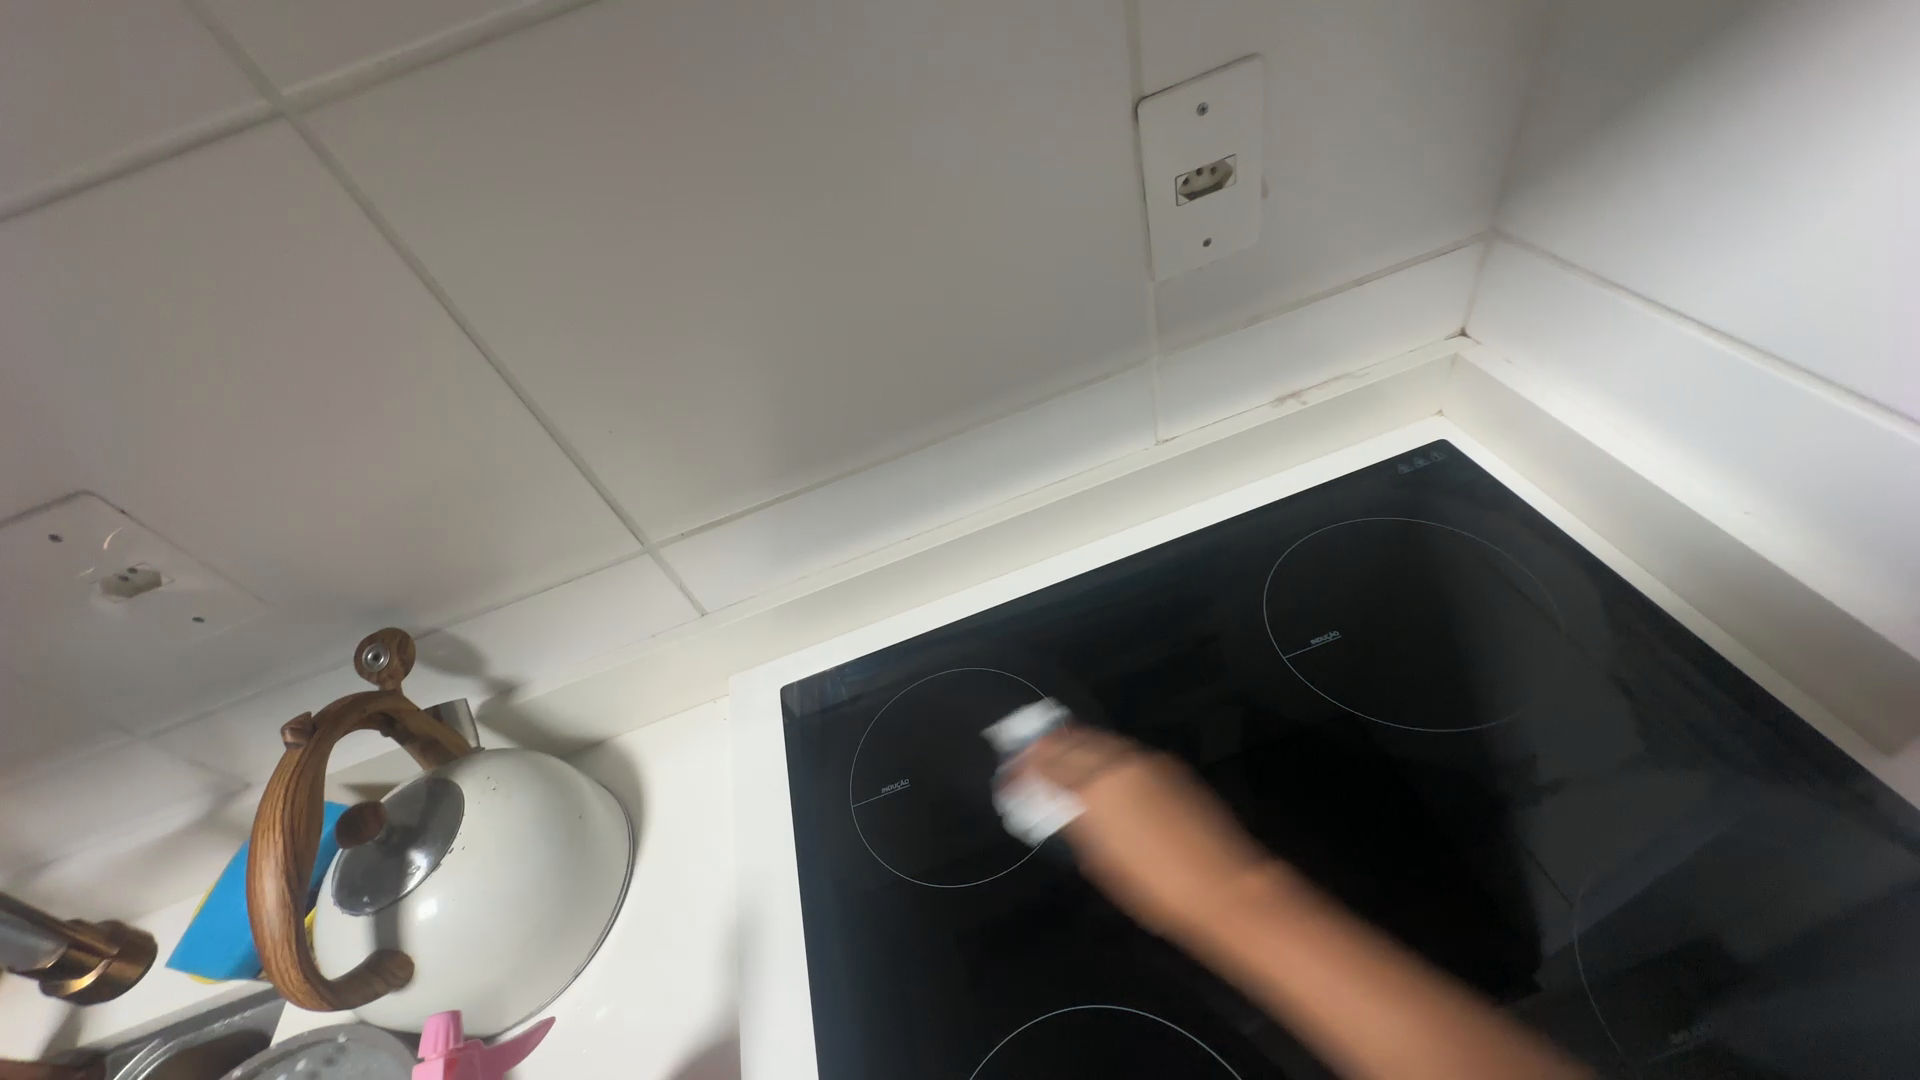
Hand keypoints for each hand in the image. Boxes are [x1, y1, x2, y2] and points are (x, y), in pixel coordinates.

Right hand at [1010, 728, 1283, 936]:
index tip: (1010, 775)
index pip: (1046, 764)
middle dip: (1042, 747)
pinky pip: (1121, 750)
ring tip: (1055, 756)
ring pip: (1096, 740)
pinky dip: (1100, 753)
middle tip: (1025, 756)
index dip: (1022, 768)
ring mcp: (1146, 762)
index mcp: (1095, 790)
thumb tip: (1055, 807)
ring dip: (1071, 745)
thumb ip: (1072, 824)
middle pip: (1069, 741)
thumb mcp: (1100, 861)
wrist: (1224, 888)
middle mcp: (1118, 765)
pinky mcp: (1168, 767)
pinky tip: (1097, 768)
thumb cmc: (1157, 890)